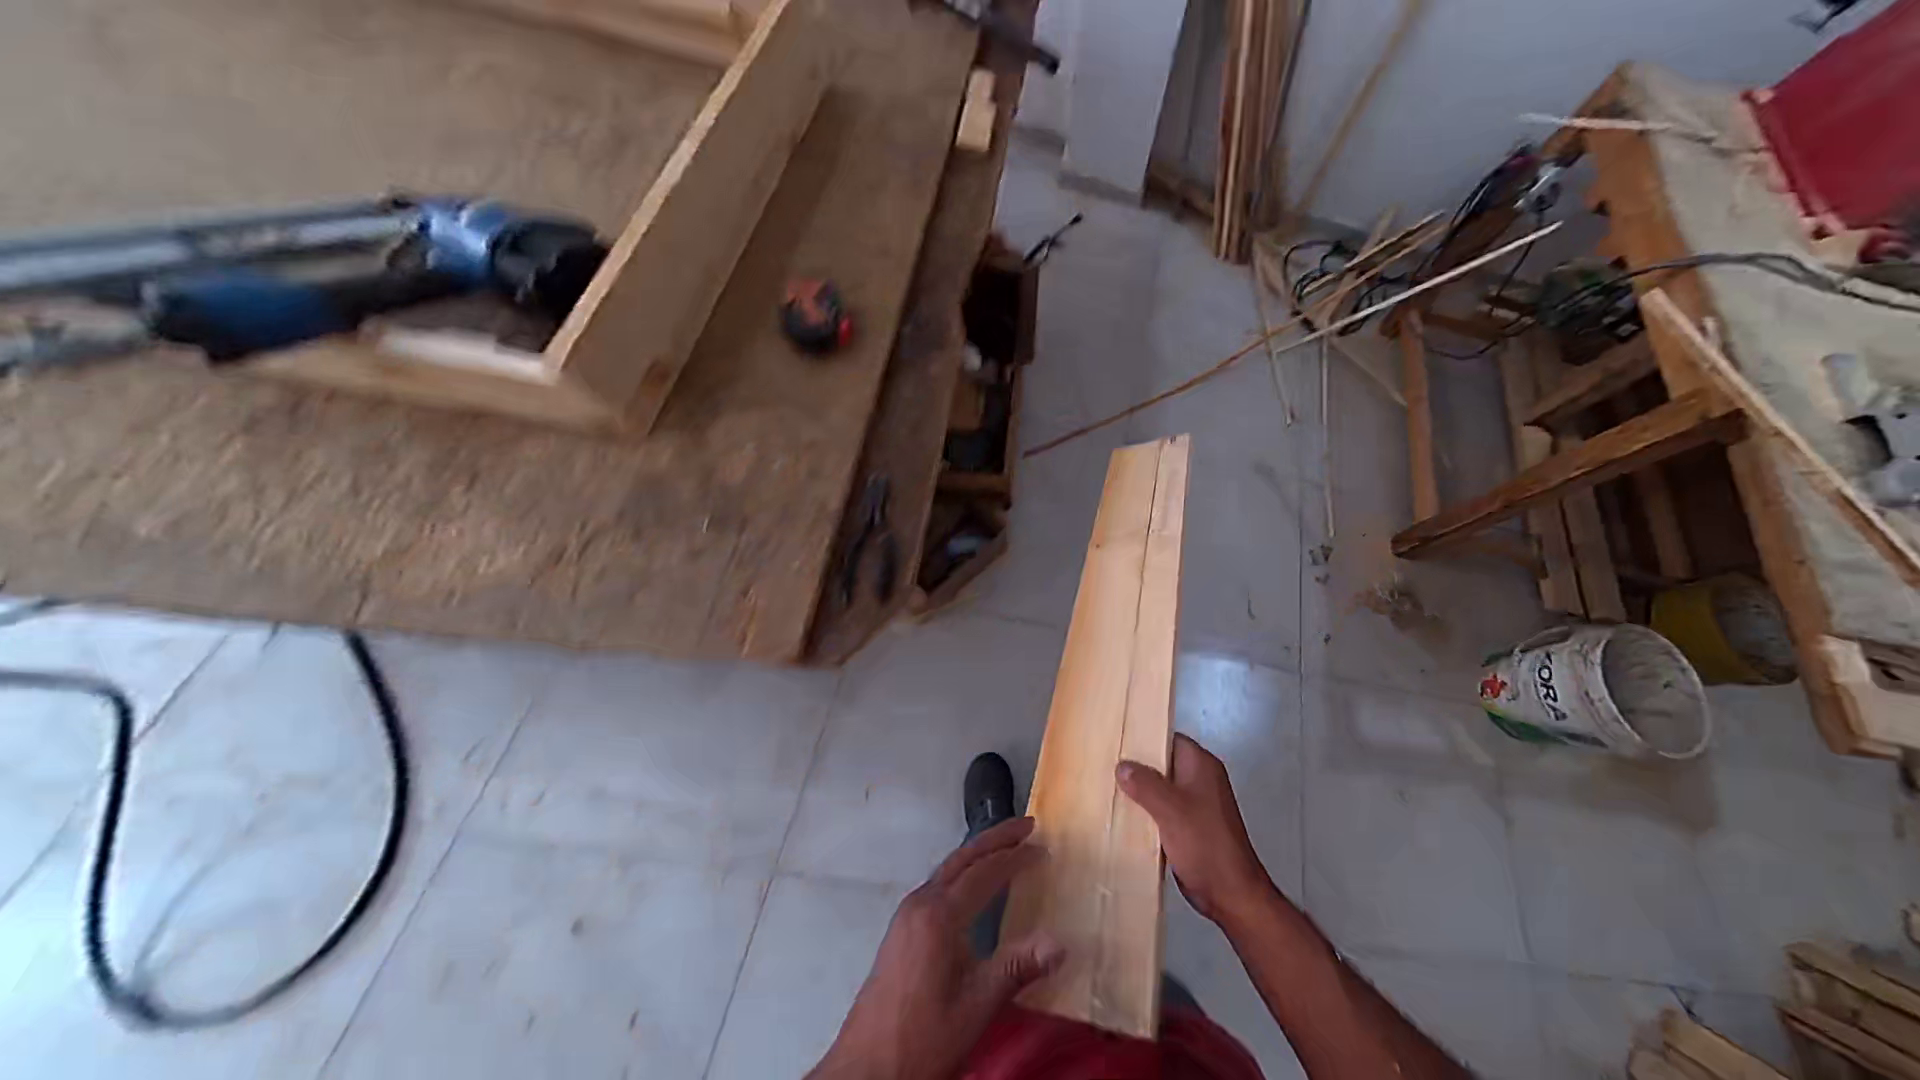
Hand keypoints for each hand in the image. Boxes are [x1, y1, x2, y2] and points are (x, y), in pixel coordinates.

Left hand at [808, 817, 1065, 1079]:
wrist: (866, 1068)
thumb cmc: (923, 1037)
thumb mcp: (975, 1008)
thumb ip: (1015, 969)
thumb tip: (1060, 941)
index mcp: (938, 915)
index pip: (983, 873)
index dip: (1015, 858)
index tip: (1043, 846)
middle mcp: (920, 904)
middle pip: (961, 858)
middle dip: (994, 838)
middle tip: (1027, 824)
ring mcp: (906, 916)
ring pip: (948, 870)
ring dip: (978, 854)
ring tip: (1007, 847)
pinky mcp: (902, 930)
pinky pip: (938, 885)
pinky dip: (963, 873)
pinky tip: (974, 886)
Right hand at [1116, 733, 1274, 925]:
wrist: (1230, 894)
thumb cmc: (1205, 845)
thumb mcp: (1171, 809)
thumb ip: (1145, 784)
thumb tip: (1122, 766)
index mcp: (1201, 765)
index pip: (1167, 737)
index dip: (1142, 735)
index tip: (1115, 738)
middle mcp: (1199, 779)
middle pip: (1161, 761)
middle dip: (1135, 764)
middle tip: (1103, 763)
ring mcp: (1194, 803)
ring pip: (1158, 787)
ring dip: (1137, 789)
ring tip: (1106, 786)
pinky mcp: (1187, 825)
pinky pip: (1160, 808)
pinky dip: (1144, 809)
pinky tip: (1121, 813)